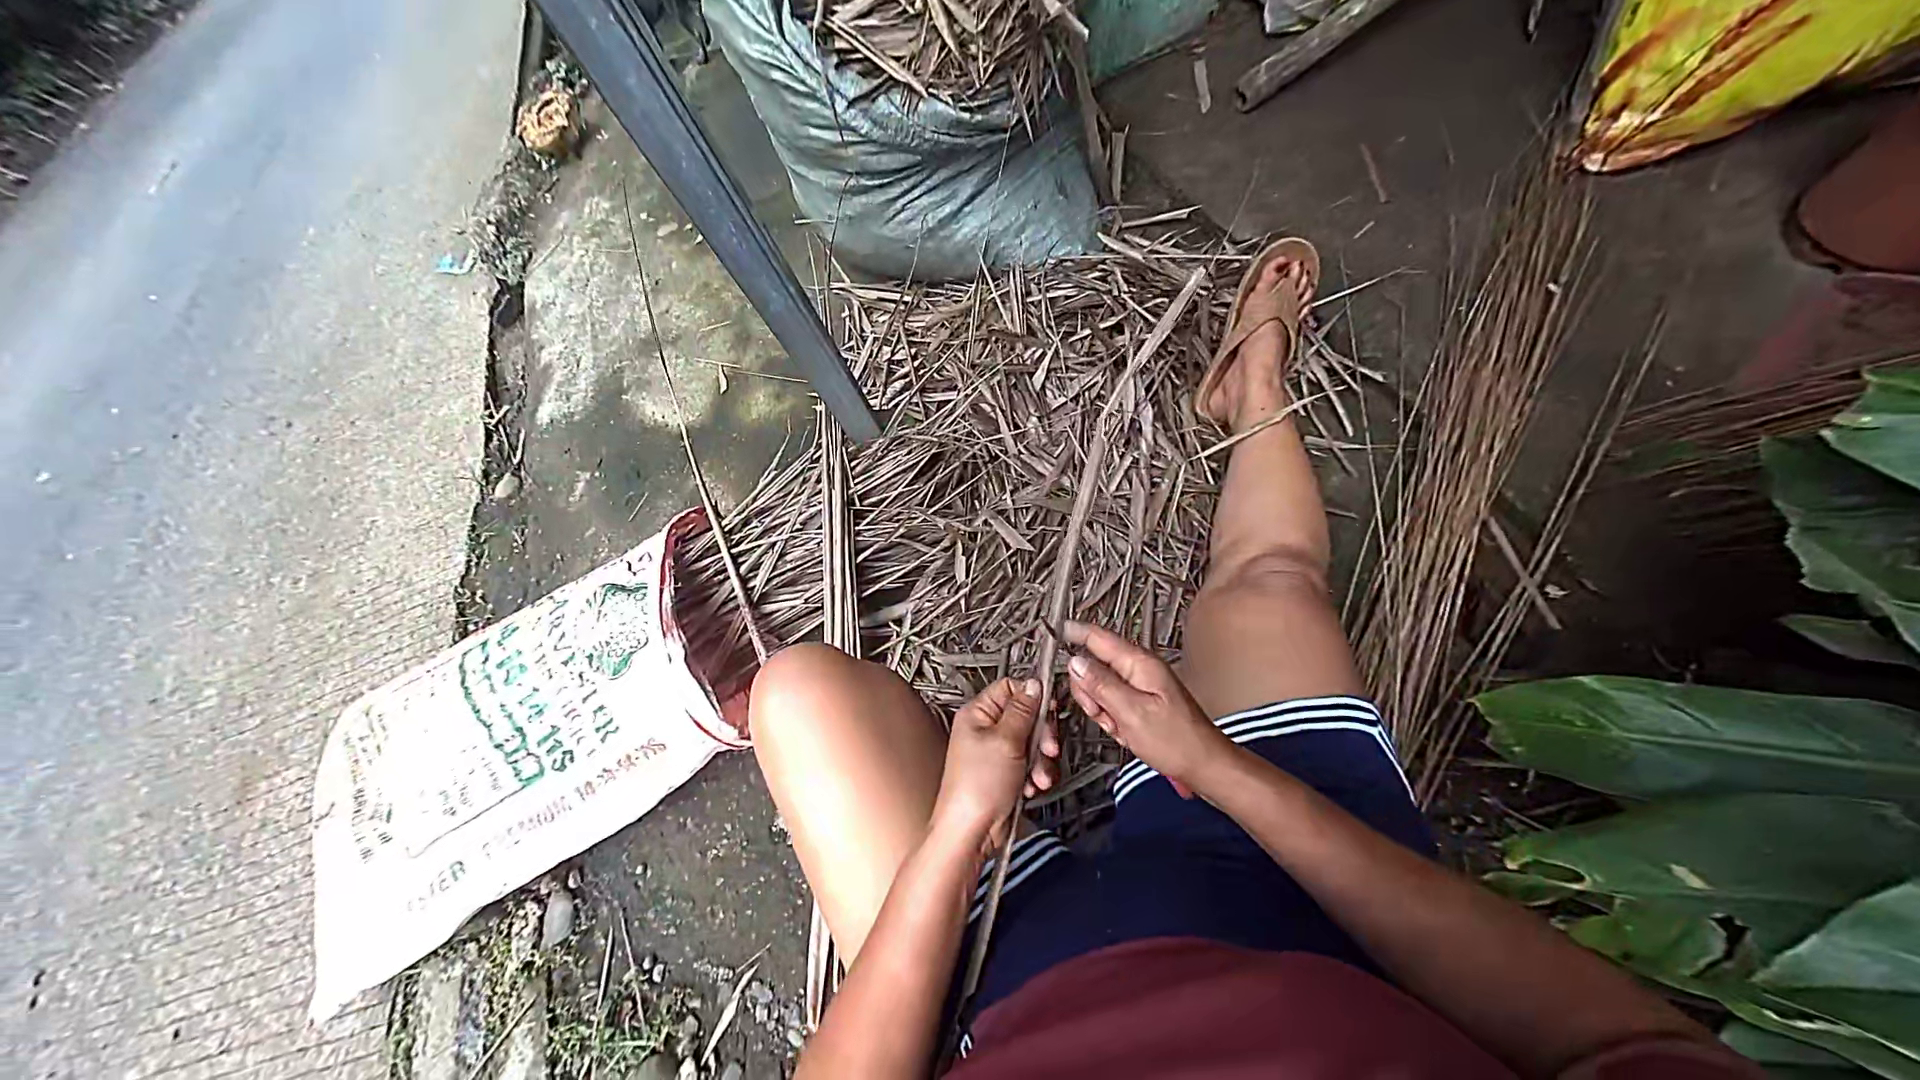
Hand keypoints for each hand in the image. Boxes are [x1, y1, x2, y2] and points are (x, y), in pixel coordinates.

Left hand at [932, 677, 1042, 838]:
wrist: (971, 832)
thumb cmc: (975, 789)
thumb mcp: (1006, 741)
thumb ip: (1023, 710)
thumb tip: (1034, 686)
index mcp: (978, 713)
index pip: (1012, 688)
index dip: (1033, 698)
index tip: (1049, 712)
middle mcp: (986, 730)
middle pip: (1028, 716)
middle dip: (1042, 735)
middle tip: (1046, 748)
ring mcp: (997, 752)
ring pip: (1034, 742)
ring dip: (1041, 760)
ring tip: (1036, 774)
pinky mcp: (1006, 773)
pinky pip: (1032, 764)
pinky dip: (1036, 775)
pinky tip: (1030, 786)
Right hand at [1064, 621, 1238, 798]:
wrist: (1204, 765)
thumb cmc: (1179, 741)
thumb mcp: (1131, 713)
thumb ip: (1100, 685)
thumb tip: (1075, 662)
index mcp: (1140, 664)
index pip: (1099, 637)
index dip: (1074, 633)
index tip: (1055, 631)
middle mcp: (1141, 669)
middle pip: (1095, 665)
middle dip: (1089, 690)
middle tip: (1100, 710)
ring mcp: (1142, 684)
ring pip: (1100, 686)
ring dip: (1100, 707)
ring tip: (1118, 724)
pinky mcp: (1142, 700)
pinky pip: (1112, 701)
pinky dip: (1111, 717)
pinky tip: (1124, 730)